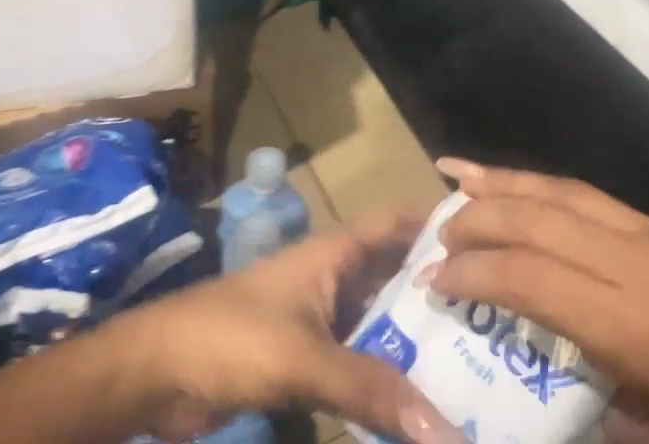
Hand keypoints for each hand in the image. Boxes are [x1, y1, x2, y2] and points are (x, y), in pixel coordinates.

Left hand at [101, 210, 465, 443]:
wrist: (154, 375)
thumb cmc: (230, 338)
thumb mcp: (305, 358)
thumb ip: (371, 390)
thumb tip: (446, 432)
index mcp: (333, 253)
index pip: (395, 225)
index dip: (436, 226)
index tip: (488, 242)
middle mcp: (331, 278)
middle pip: (394, 280)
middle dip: (437, 297)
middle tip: (495, 321)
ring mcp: (317, 320)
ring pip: (378, 326)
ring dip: (413, 345)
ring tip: (473, 366)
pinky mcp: (303, 360)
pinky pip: (356, 364)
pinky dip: (384, 380)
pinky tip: (418, 402)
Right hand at [426, 160, 648, 443]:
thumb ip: (617, 418)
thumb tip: (566, 394)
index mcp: (645, 326)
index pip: (534, 279)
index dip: (474, 274)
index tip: (428, 279)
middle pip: (546, 217)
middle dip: (480, 214)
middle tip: (430, 225)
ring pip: (577, 195)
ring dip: (515, 183)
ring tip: (462, 173)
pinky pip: (612, 205)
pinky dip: (563, 195)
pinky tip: (547, 201)